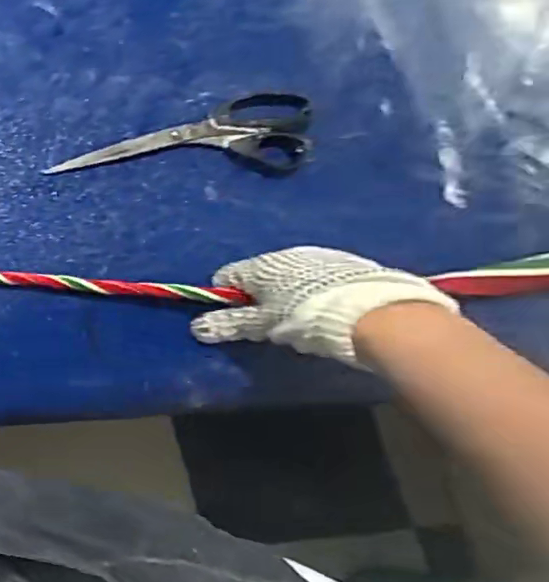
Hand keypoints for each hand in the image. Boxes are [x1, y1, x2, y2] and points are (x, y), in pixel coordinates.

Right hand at [190, 246, 458, 367]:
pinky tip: (334, 309)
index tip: (240, 317)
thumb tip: (196, 327)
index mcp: (261, 265)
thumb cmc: (307, 316)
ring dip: (294, 293)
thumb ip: (228, 324)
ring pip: (295, 276)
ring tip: (308, 316)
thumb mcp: (262, 325)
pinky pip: (326, 278)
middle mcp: (290, 254)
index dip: (229, 298)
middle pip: (263, 276)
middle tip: (274, 320)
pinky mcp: (359, 264)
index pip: (227, 277)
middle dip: (263, 295)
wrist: (386, 315)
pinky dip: (323, 291)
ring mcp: (327, 257)